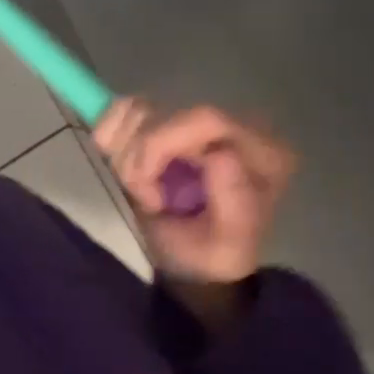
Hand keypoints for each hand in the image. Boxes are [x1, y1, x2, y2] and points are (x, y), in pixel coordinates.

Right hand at [92, 101, 294, 290]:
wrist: (191, 262)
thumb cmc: (210, 256)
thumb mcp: (228, 247)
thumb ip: (234, 204)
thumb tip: (221, 154)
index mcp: (261, 151)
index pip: (204, 119)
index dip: (160, 148)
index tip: (151, 200)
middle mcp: (230, 126)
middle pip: (162, 112)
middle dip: (138, 159)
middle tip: (143, 198)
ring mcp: (193, 120)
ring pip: (137, 111)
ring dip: (124, 155)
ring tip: (140, 188)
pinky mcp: (164, 120)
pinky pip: (122, 110)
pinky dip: (112, 137)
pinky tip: (128, 168)